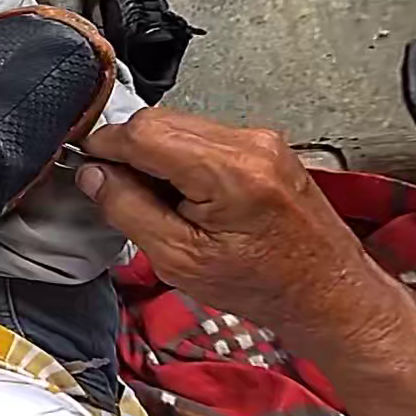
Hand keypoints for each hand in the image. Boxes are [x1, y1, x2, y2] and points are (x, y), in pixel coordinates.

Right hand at [75, 108, 415, 348]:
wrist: (328, 294)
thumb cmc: (261, 285)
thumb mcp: (178, 259)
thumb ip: (127, 209)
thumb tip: (92, 175)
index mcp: (229, 171)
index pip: (142, 132)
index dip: (104, 146)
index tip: (87, 167)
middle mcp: (248, 142)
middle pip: (157, 120)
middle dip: (126, 149)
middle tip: (117, 188)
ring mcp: (258, 138)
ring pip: (175, 122)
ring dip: (150, 152)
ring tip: (156, 196)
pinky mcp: (261, 143)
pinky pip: (198, 133)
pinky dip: (175, 155)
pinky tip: (182, 191)